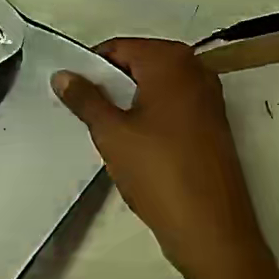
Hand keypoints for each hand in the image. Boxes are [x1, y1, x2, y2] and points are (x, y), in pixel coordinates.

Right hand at [51, 38, 264, 278]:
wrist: (212, 231)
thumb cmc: (158, 172)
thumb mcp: (111, 133)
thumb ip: (85, 98)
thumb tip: (63, 75)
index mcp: (171, 61)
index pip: (118, 47)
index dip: (91, 67)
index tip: (73, 93)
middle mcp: (195, 69)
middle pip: (139, 63)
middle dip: (111, 83)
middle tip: (87, 112)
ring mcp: (209, 96)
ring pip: (155, 85)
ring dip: (130, 100)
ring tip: (109, 130)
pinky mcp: (214, 123)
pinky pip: (173, 104)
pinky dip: (151, 114)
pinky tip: (136, 143)